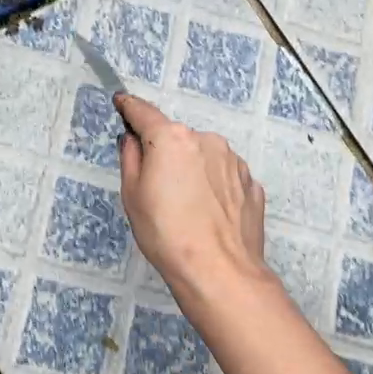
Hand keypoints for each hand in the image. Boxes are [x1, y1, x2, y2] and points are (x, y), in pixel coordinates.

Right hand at [115, 93, 267, 292]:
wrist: (219, 271)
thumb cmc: (166, 234)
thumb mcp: (132, 195)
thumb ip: (130, 158)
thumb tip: (134, 140)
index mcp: (172, 139)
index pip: (144, 113)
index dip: (129, 108)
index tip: (122, 102)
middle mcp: (206, 141)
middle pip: (176, 139)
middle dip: (164, 155)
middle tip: (155, 191)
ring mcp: (233, 162)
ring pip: (202, 158)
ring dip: (190, 172)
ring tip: (185, 210)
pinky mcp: (251, 184)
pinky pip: (222, 178)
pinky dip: (212, 189)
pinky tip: (206, 216)